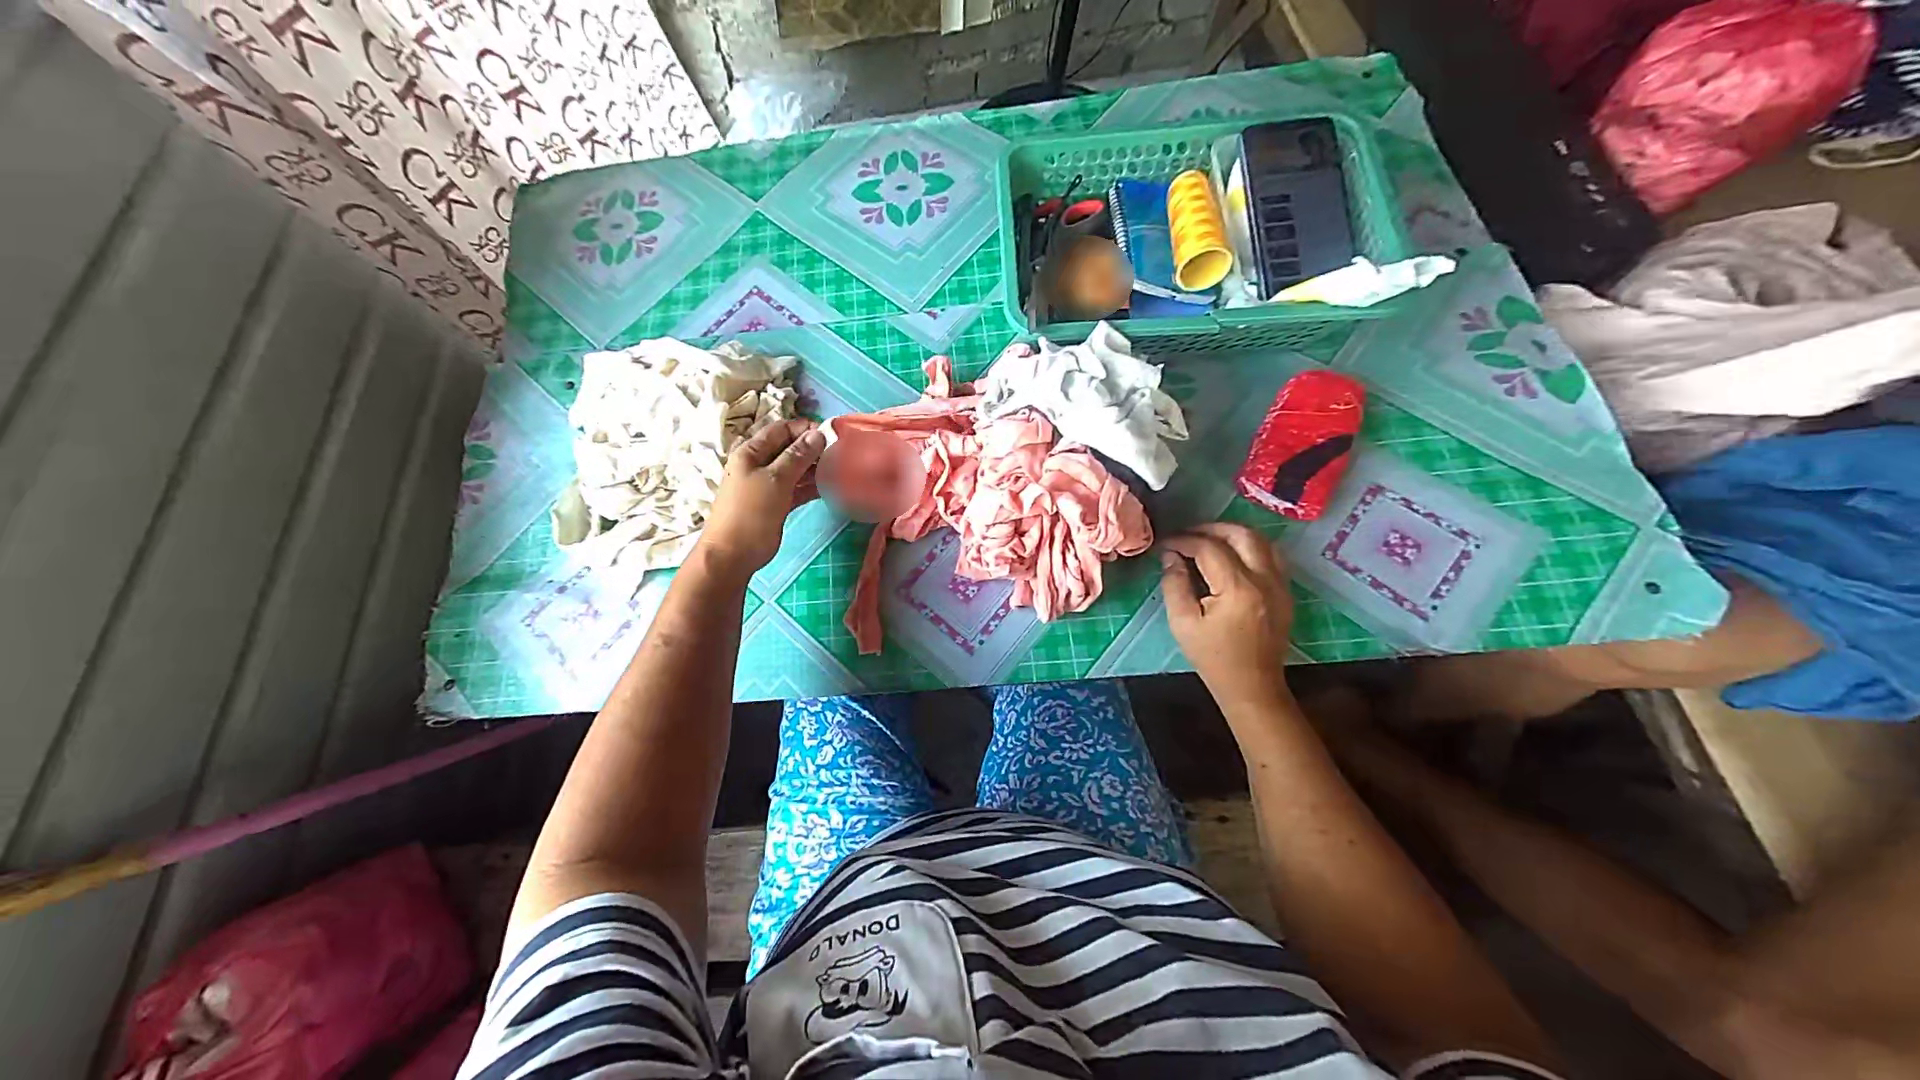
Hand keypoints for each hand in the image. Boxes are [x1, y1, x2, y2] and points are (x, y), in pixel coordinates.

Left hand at [698, 418, 824, 577]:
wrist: (733, 554)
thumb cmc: (750, 513)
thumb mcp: (775, 479)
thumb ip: (797, 456)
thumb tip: (818, 434)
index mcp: (751, 452)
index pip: (781, 429)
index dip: (805, 428)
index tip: (831, 434)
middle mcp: (758, 464)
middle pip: (789, 448)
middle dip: (813, 447)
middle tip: (840, 452)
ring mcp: (767, 484)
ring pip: (795, 468)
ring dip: (815, 467)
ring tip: (840, 468)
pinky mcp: (776, 503)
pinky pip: (797, 488)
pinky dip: (811, 485)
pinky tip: (831, 485)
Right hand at [1161, 523, 1294, 708]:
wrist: (1252, 686)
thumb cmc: (1213, 658)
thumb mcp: (1183, 623)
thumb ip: (1174, 585)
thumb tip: (1171, 557)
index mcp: (1238, 589)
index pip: (1208, 548)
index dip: (1183, 541)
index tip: (1165, 545)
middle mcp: (1264, 580)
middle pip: (1241, 534)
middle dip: (1210, 528)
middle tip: (1187, 536)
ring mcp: (1280, 584)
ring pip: (1261, 540)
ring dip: (1232, 534)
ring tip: (1208, 540)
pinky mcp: (1286, 591)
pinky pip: (1271, 555)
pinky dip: (1250, 547)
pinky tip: (1231, 555)